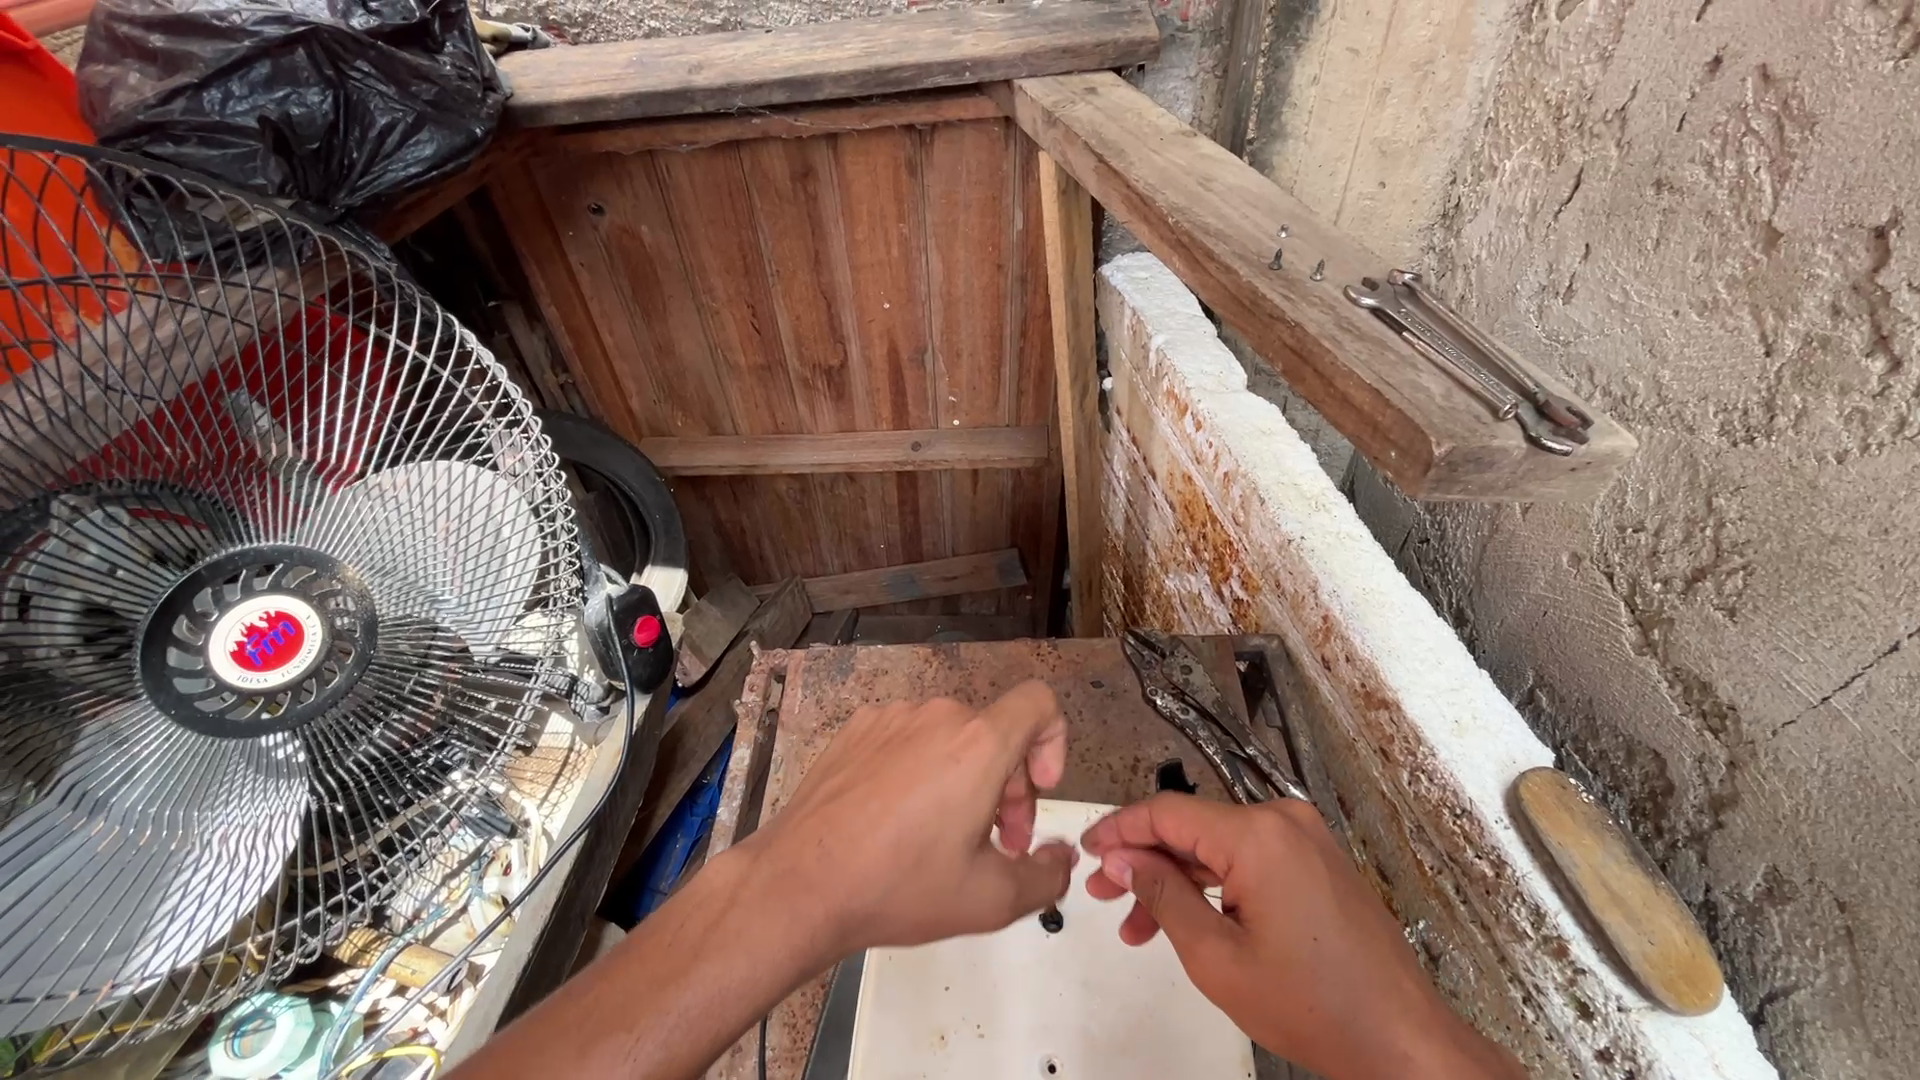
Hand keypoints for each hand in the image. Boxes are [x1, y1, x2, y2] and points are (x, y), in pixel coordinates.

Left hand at [738, 680, 1076, 955]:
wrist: (800, 883)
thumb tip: (1062, 855)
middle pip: (996, 731)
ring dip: (963, 777)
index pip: (1039, 702)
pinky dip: (919, 767)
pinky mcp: (856, 728)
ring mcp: (890, 717)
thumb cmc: (900, 886)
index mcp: (978, 743)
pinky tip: (896, 817)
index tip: (1038, 789)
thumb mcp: (990, 899)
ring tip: (940, 835)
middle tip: (993, 842)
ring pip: (951, 736)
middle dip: (1007, 784)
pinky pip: (908, 737)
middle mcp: (937, 715)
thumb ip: (1047, 875)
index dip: (1053, 741)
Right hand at [1080, 795, 1523, 1078]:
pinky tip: (1185, 918)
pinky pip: (1247, 859)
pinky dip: (1212, 885)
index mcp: (1257, 835)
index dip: (1119, 829)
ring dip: (1175, 879)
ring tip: (1137, 925)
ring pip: (1216, 846)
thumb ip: (1161, 895)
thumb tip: (1120, 858)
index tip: (1086, 850)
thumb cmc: (1312, 1006)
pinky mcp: (1314, 861)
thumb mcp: (1215, 957)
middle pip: (1191, 827)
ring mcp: (1303, 839)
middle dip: (1143, 862)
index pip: (1166, 812)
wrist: (1404, 1044)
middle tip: (1102, 896)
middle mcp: (1282, 821)